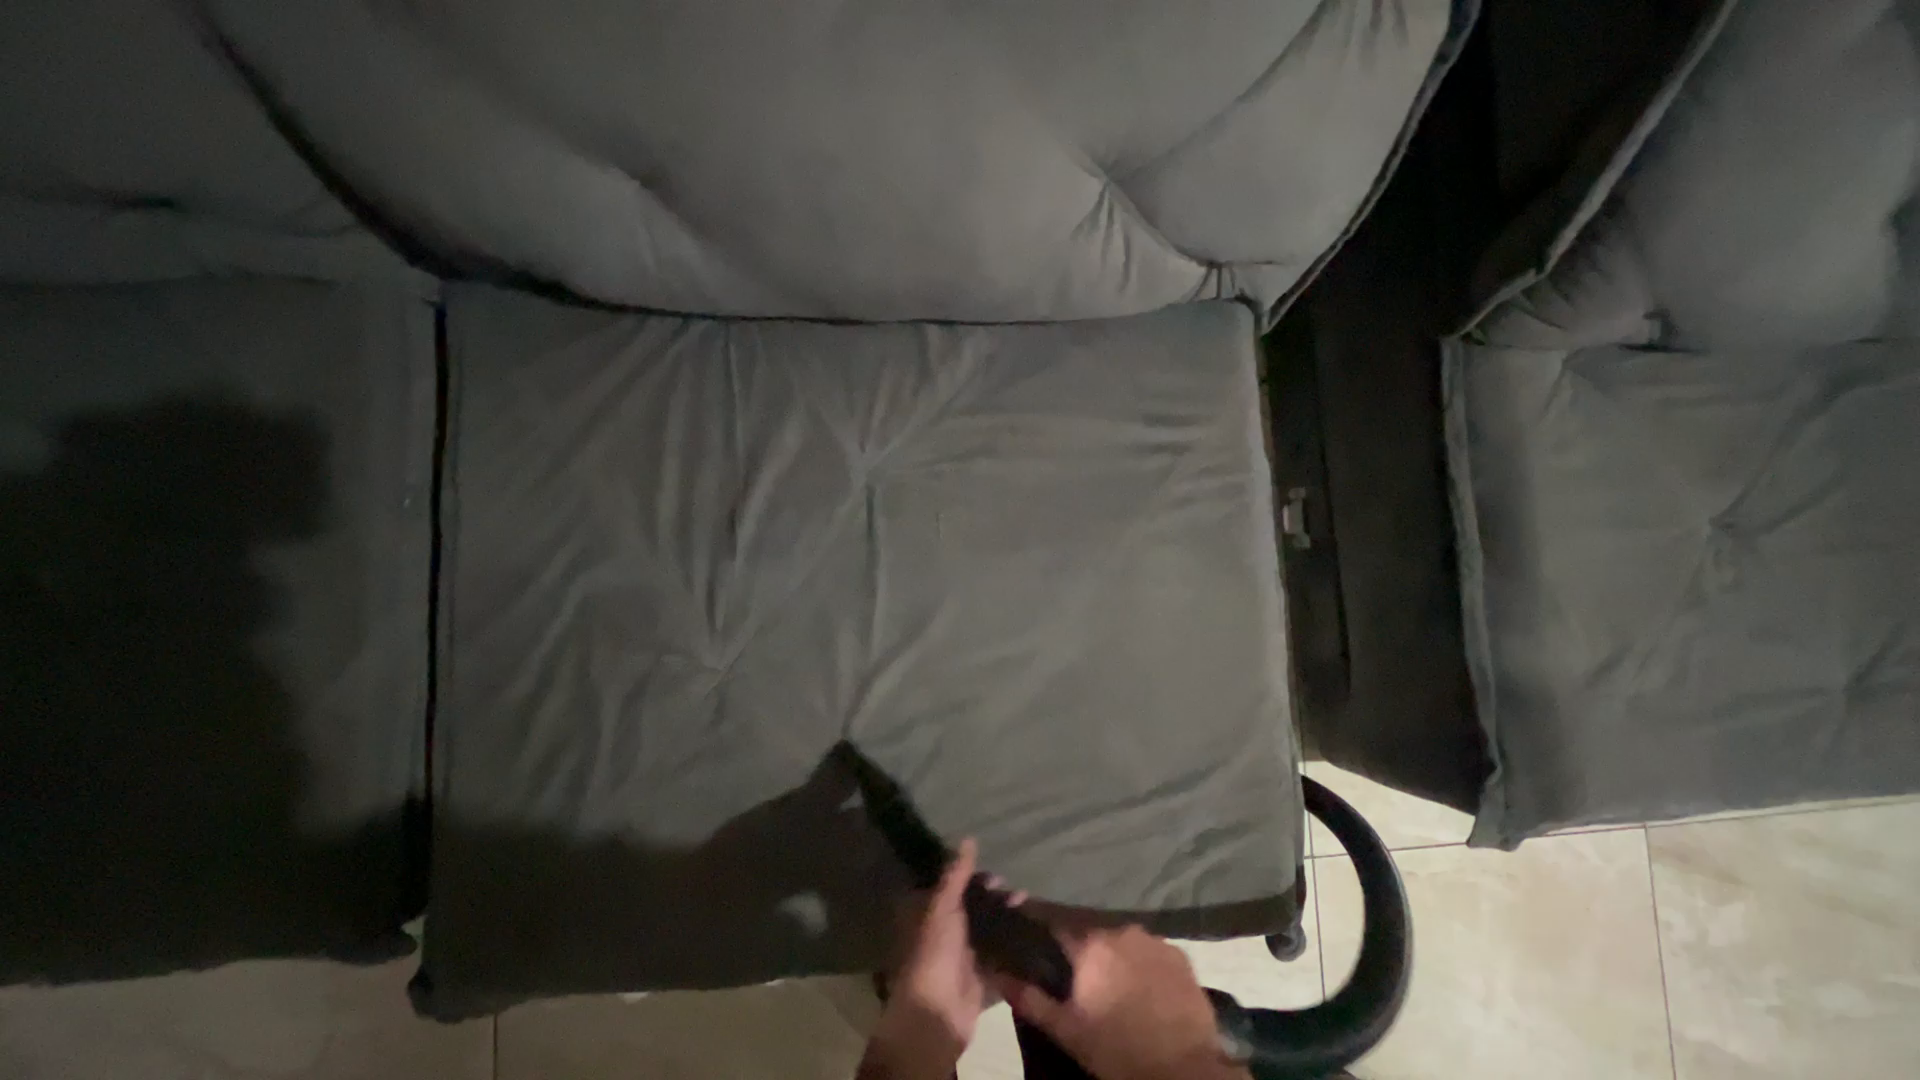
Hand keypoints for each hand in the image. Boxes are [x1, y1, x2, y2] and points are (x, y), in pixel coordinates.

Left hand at [860, 839, 1023, 1079]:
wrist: (936, 1014)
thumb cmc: (933, 953)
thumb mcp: (942, 907)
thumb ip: (956, 875)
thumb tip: (968, 838)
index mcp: (927, 913)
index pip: (951, 887)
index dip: (972, 879)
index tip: (996, 876)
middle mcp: (942, 932)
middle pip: (972, 908)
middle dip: (994, 899)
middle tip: (1017, 894)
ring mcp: (960, 956)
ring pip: (986, 930)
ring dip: (1005, 919)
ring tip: (1027, 910)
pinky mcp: (977, 978)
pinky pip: (997, 956)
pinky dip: (1011, 946)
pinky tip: (1030, 936)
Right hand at [994, 926, 1248, 1079]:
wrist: (1185, 1071)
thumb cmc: (1118, 1051)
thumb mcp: (1068, 1031)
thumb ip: (1030, 998)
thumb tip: (997, 972)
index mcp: (1091, 944)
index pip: (1055, 926)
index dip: (1043, 937)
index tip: (1034, 947)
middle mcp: (1123, 930)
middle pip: (1092, 934)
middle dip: (1082, 952)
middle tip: (1079, 981)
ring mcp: (1156, 941)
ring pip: (1124, 942)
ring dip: (1115, 957)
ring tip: (1113, 986)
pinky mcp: (1182, 957)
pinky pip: (1153, 953)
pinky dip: (1144, 966)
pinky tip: (1144, 990)